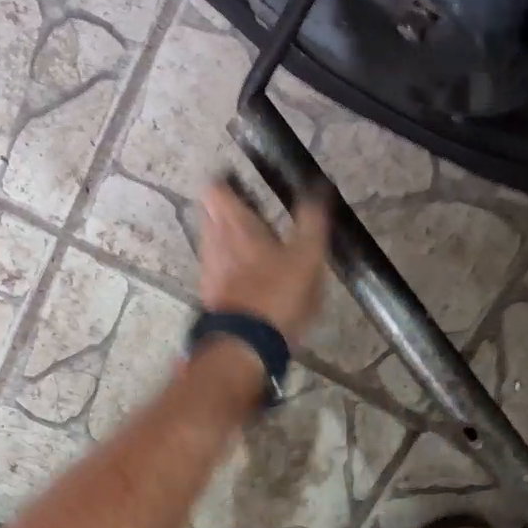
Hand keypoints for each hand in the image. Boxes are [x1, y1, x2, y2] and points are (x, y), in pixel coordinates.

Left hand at [197, 179, 330, 345]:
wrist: (245, 346)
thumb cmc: (277, 295)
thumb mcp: (308, 256)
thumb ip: (312, 220)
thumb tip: (320, 187)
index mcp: (236, 225)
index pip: (216, 189)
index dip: (225, 181)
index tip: (240, 181)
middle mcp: (214, 242)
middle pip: (210, 214)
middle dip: (226, 210)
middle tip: (249, 213)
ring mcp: (207, 271)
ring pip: (211, 242)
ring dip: (226, 239)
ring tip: (250, 245)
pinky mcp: (209, 296)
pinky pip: (215, 270)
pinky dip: (226, 266)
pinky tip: (244, 277)